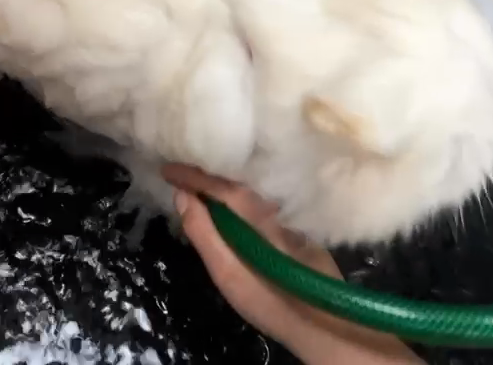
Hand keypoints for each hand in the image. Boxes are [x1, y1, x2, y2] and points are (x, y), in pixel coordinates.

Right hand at [164, 165, 421, 364]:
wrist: (327, 324)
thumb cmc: (271, 300)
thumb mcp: (228, 273)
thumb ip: (203, 233)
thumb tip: (182, 196)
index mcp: (250, 209)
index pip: (213, 181)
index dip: (188, 174)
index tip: (165, 168)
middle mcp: (269, 202)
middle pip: (231, 179)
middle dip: (203, 172)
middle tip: (177, 171)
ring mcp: (285, 213)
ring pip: (247, 189)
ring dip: (221, 184)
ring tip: (199, 185)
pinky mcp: (296, 226)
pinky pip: (259, 200)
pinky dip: (239, 196)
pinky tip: (231, 205)